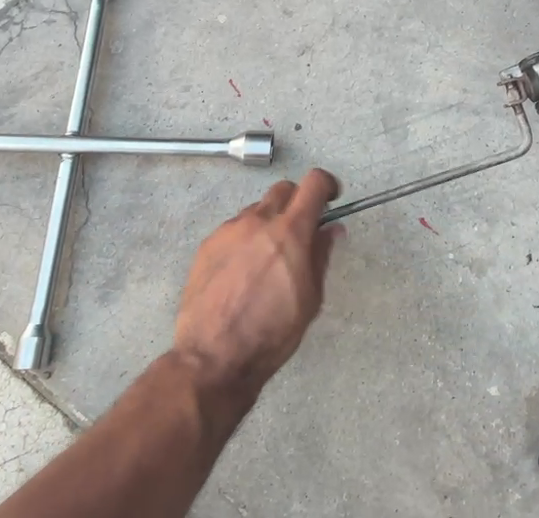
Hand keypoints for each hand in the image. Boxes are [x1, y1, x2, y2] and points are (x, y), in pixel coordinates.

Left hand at [172, 169, 344, 395]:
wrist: (213, 356)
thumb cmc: (272, 332)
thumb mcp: (310, 298)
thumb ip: (321, 255)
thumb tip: (331, 228)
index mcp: (291, 231)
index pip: (314, 183)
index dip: (327, 185)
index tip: (331, 199)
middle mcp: (258, 221)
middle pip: (284, 189)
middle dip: (297, 202)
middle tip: (300, 231)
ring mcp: (229, 230)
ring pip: (256, 210)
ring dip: (269, 222)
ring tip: (267, 259)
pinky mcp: (207, 245)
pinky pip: (233, 229)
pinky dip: (245, 239)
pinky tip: (242, 272)